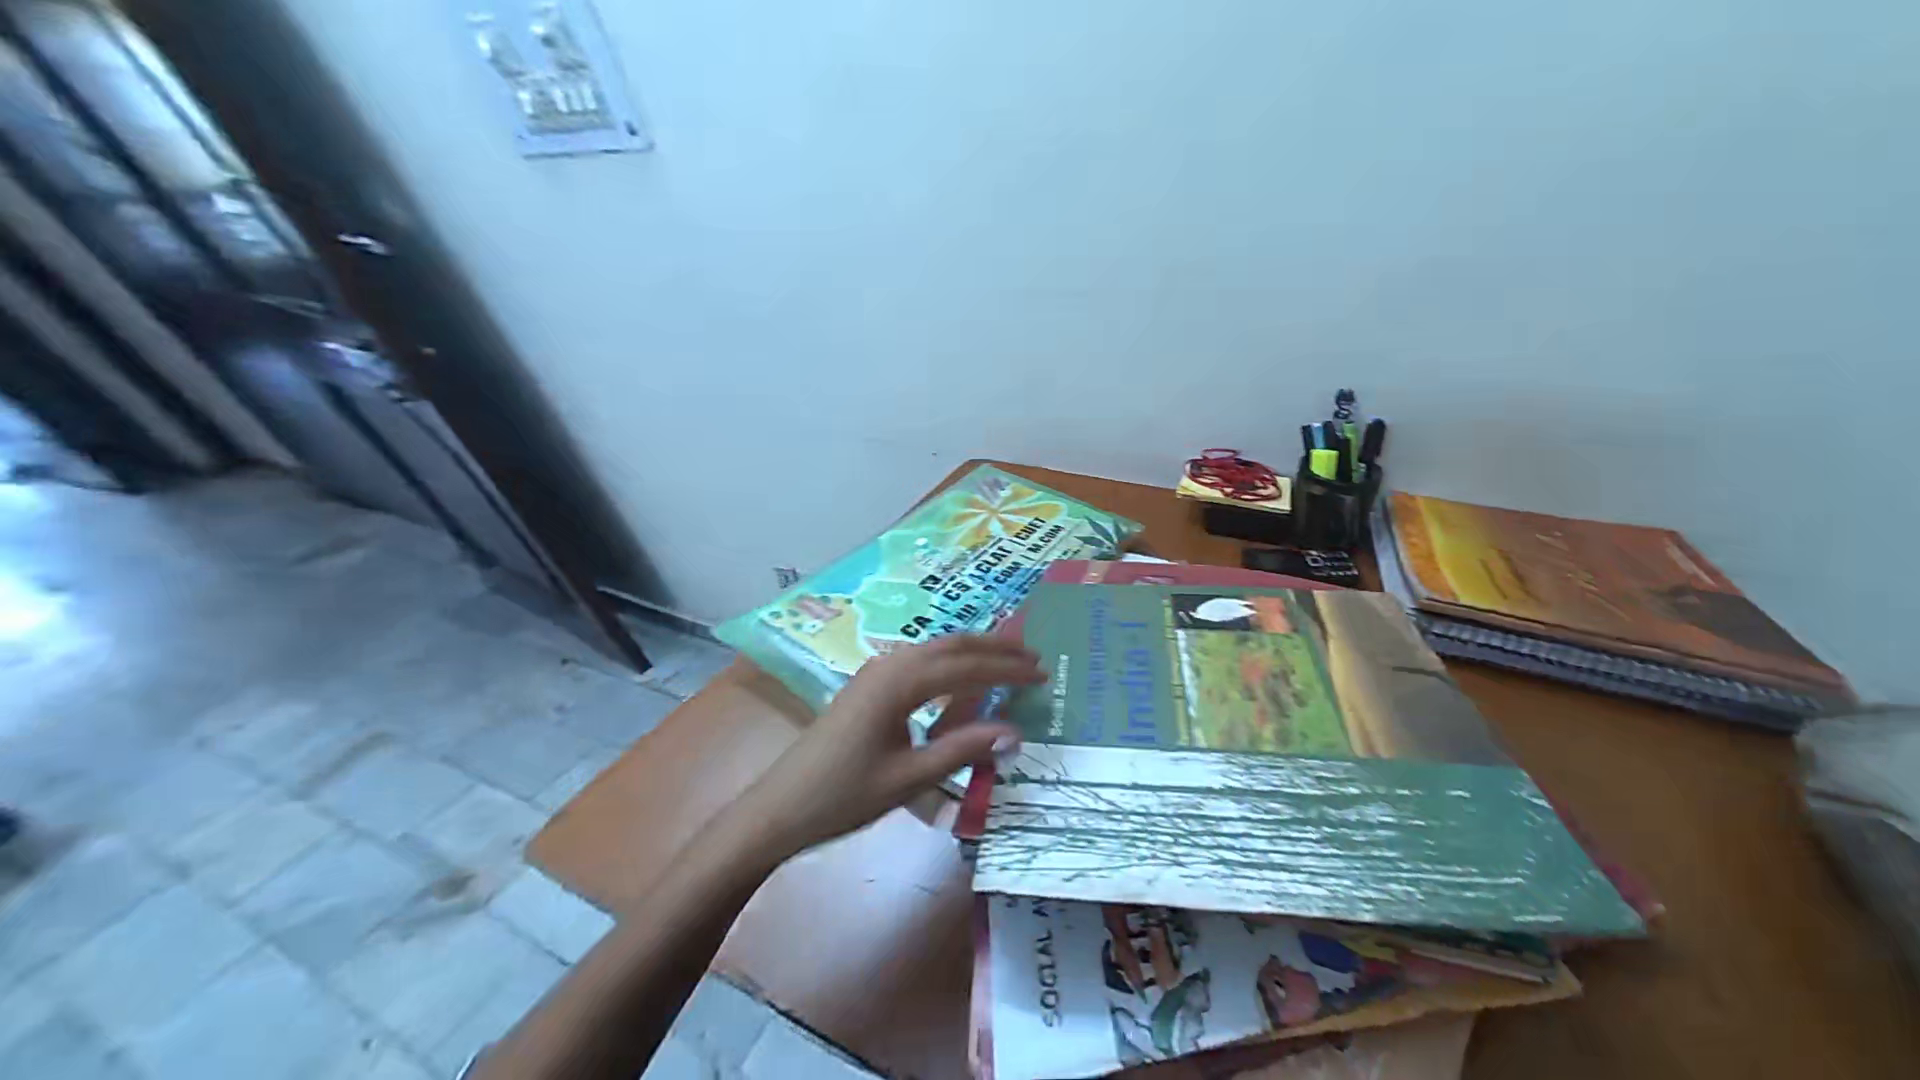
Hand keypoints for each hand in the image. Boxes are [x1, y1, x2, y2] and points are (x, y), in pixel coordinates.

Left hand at [734, 634, 1045, 858]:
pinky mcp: (867, 686)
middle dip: (994, 650)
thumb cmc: (844, 796)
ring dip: (971, 653)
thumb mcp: (910, 778)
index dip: (1007, 670)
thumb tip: (1015, 733)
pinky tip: (959, 681)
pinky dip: (948, 665)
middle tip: (1033, 658)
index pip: (967, 667)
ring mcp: (874, 672)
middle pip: (951, 646)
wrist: (780, 808)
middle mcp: (888, 665)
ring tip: (1006, 663)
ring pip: (933, 650)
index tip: (1043, 674)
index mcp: (900, 683)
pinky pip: (917, 663)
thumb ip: (963, 750)